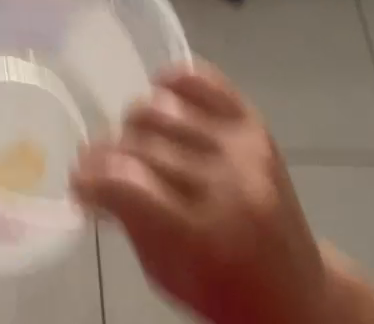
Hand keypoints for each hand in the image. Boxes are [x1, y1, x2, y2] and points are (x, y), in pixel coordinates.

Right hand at [71, 62, 327, 323]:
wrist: (295, 292)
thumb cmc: (219, 291)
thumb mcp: (164, 272)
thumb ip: (128, 217)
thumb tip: (90, 174)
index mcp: (202, 234)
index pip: (128, 183)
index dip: (91, 177)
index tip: (78, 182)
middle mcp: (227, 184)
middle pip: (141, 143)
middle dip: (106, 153)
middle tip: (98, 164)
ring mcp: (243, 149)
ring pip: (162, 108)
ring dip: (134, 124)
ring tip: (131, 142)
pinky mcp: (254, 125)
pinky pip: (204, 81)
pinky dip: (173, 81)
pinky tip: (160, 97)